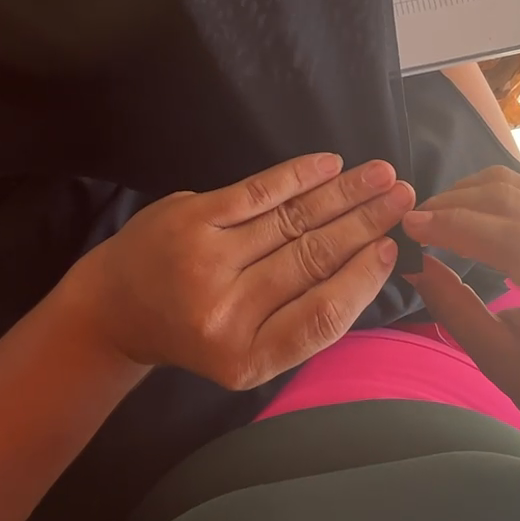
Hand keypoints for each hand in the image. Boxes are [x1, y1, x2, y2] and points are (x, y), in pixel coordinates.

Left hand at [56, 153, 414, 389]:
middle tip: (404, 198)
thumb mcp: (245, 349)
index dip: (363, 280)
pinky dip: (297, 176)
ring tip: (382, 176)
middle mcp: (224, 310)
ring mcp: (205, 257)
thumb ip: (298, 317)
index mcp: (245, 356)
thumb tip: (368, 264)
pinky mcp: (191, 216)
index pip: (321, 317)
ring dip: (344, 194)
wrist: (115, 306)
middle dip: (365, 224)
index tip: (393, 248)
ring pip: (292, 220)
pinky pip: (257, 191)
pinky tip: (330, 164)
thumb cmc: (192, 330)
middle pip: (312, 260)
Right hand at [402, 167, 519, 448]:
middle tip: (413, 220)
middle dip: (454, 203)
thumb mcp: (498, 361)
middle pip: (514, 203)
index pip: (517, 242)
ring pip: (518, 187)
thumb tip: (409, 263)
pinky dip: (485, 191)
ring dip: (467, 191)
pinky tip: (461, 210)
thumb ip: (453, 308)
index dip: (459, 225)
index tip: (411, 226)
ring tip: (432, 214)